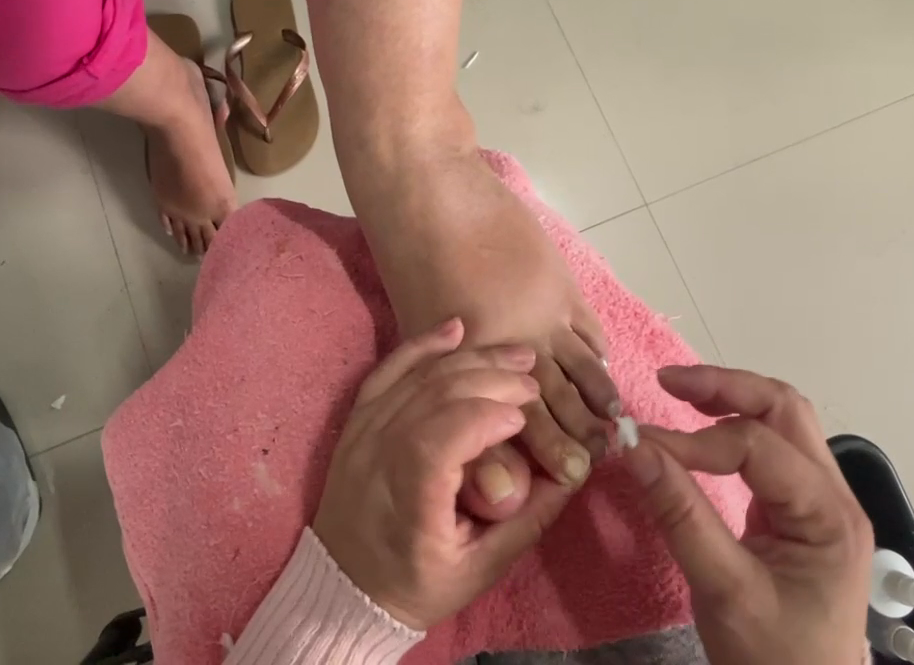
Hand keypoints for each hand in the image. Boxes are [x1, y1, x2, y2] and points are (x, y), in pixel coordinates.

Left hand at [313, 318, 578, 630]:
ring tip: (515, 354)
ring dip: (470, 358)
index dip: (488, 417)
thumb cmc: (417, 583)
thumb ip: (527, 520)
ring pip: (418, 376)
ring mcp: (364, 431)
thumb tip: (571, 472)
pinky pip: (388, 370)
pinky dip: (422, 345)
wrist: (343, 586)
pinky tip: (456, 328)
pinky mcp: (358, 418)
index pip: (444, 439)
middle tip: (534, 379)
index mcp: (409, 499)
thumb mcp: (480, 570)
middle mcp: (379, 454)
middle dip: (492, 378)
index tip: (526, 417)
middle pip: (436, 395)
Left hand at [356, 150, 621, 514]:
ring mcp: (546, 317)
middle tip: (595, 466)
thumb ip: (449, 375)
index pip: (518, 426)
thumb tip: (475, 418)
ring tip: (611, 430)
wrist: (429, 193)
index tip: (564, 481)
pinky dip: (600, 356)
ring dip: (599, 405)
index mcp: (476, 366)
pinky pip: (591, 334)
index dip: (543, 457)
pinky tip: (605, 372)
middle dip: (579, 441)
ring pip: (583, 375)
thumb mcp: (419, 326)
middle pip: (559, 408)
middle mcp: (518, 348)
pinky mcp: (562, 286)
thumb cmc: (411, 258)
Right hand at [626, 366, 872, 664]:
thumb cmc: (774, 659)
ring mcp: (822, 503)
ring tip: (680, 394)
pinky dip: (736, 427)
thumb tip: (634, 446)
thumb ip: (681, 515)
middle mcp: (834, 497)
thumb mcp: (724, 591)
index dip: (695, 440)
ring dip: (732, 399)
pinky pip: (773, 448)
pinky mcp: (802, 513)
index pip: (756, 445)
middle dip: (725, 387)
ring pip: (783, 421)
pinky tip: (702, 431)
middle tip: (667, 383)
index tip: (641, 448)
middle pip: (784, 409)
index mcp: (828, 515)